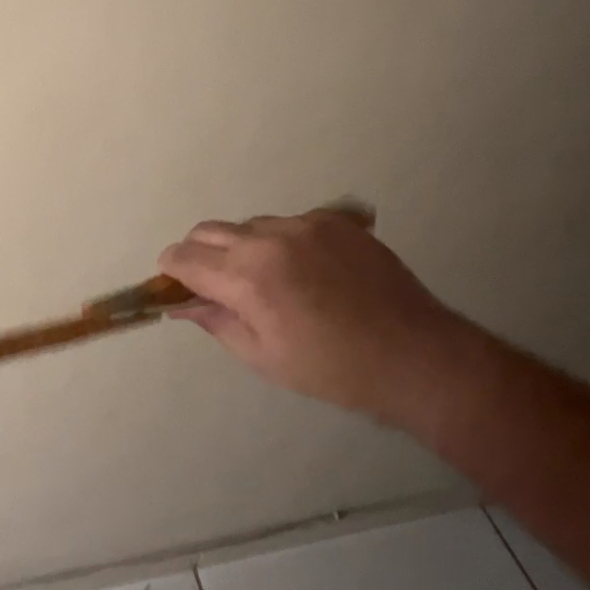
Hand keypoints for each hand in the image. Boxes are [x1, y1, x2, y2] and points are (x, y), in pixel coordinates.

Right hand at [157, 204, 478, 425]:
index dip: (171, 272)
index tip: (173, 285)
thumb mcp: (263, 357)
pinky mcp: (334, 220)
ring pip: (249, 226)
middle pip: (209, 231)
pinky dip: (283, 243)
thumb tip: (180, 303)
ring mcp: (305, 224)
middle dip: (200, 255)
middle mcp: (270, 238)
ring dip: (243, 248)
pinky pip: (289, 224)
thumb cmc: (334, 370)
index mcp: (248, 277)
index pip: (184, 257)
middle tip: (216, 287)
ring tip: (271, 284)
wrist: (417, 357)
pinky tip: (307, 274)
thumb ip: (215, 320)